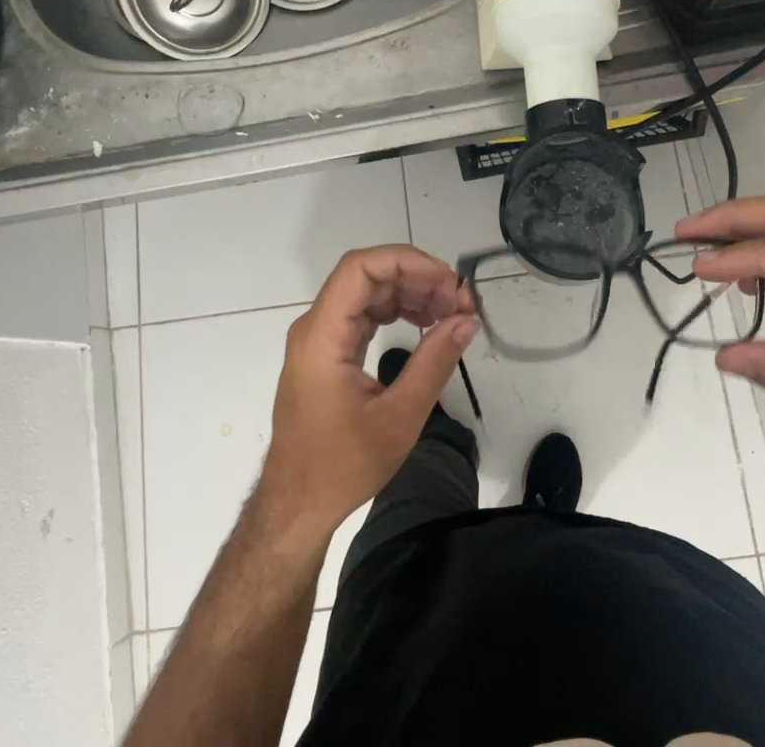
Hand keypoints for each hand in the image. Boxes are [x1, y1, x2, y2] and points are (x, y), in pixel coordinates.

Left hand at [260, 245, 477, 534]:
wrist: (298, 503)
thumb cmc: (342, 465)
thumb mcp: (398, 418)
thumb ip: (433, 363)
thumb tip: (466, 321)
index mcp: (322, 337)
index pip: (360, 268)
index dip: (408, 261)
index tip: (449, 281)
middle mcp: (315, 328)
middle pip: (366, 276)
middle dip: (417, 279)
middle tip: (461, 303)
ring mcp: (319, 340)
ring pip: (366, 294)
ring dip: (410, 294)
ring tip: (451, 314)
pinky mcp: (327, 354)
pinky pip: (362, 316)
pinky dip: (396, 313)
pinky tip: (426, 324)